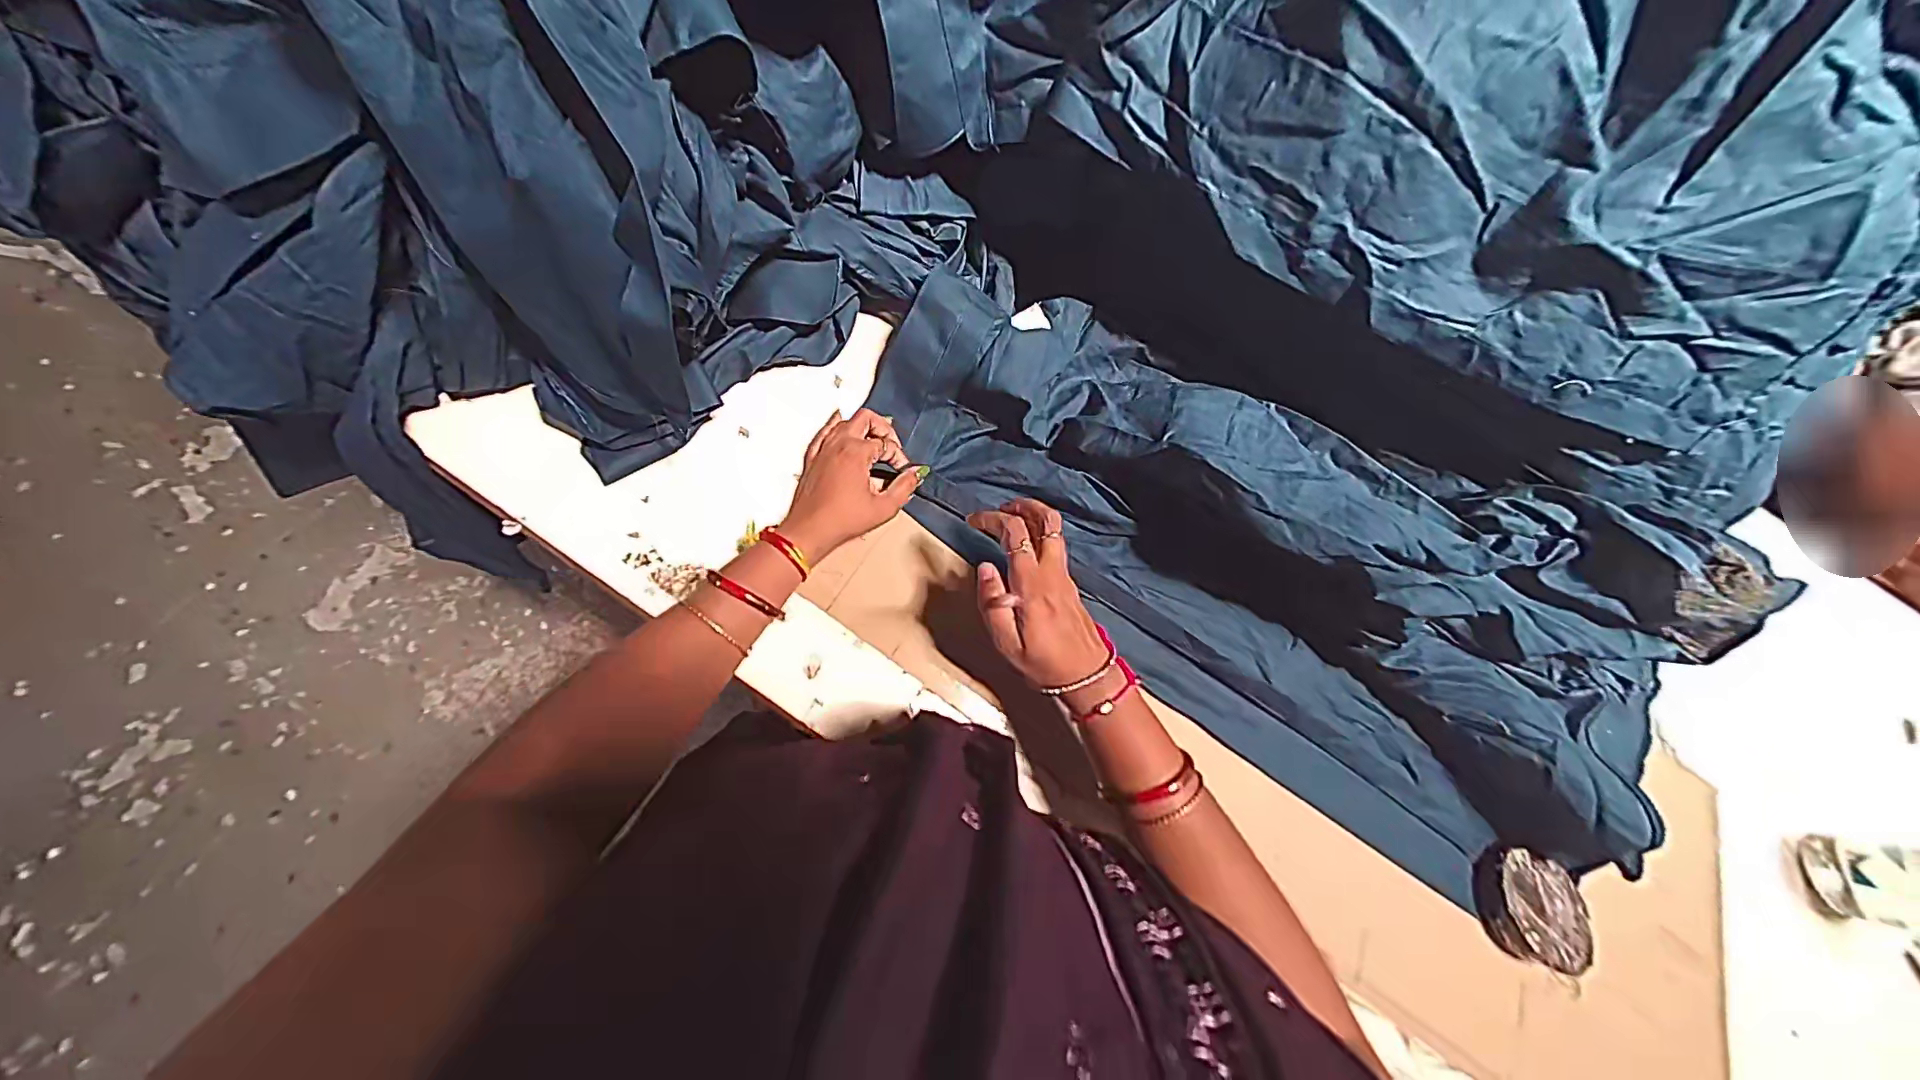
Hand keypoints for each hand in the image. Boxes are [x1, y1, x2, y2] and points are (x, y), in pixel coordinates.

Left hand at [776, 408, 924, 560]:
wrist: (809, 531)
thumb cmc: (839, 521)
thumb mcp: (883, 507)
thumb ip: (904, 487)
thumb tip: (915, 474)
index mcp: (855, 452)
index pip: (886, 444)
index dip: (899, 457)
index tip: (902, 472)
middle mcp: (837, 444)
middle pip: (865, 418)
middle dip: (884, 429)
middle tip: (891, 446)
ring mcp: (823, 449)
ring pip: (844, 421)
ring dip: (862, 426)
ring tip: (873, 438)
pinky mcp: (812, 458)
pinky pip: (824, 432)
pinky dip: (836, 427)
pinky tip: (840, 429)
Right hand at [969, 498, 1108, 690]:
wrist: (1087, 676)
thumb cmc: (1045, 664)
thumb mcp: (1008, 643)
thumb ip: (992, 603)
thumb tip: (984, 568)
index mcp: (1033, 585)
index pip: (1015, 534)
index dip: (993, 519)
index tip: (974, 520)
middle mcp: (1052, 573)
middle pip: (1044, 520)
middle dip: (1020, 506)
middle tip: (998, 508)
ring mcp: (1065, 576)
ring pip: (1054, 530)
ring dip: (1034, 515)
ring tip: (1012, 515)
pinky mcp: (1070, 583)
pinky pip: (1056, 545)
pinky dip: (1041, 532)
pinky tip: (1028, 541)